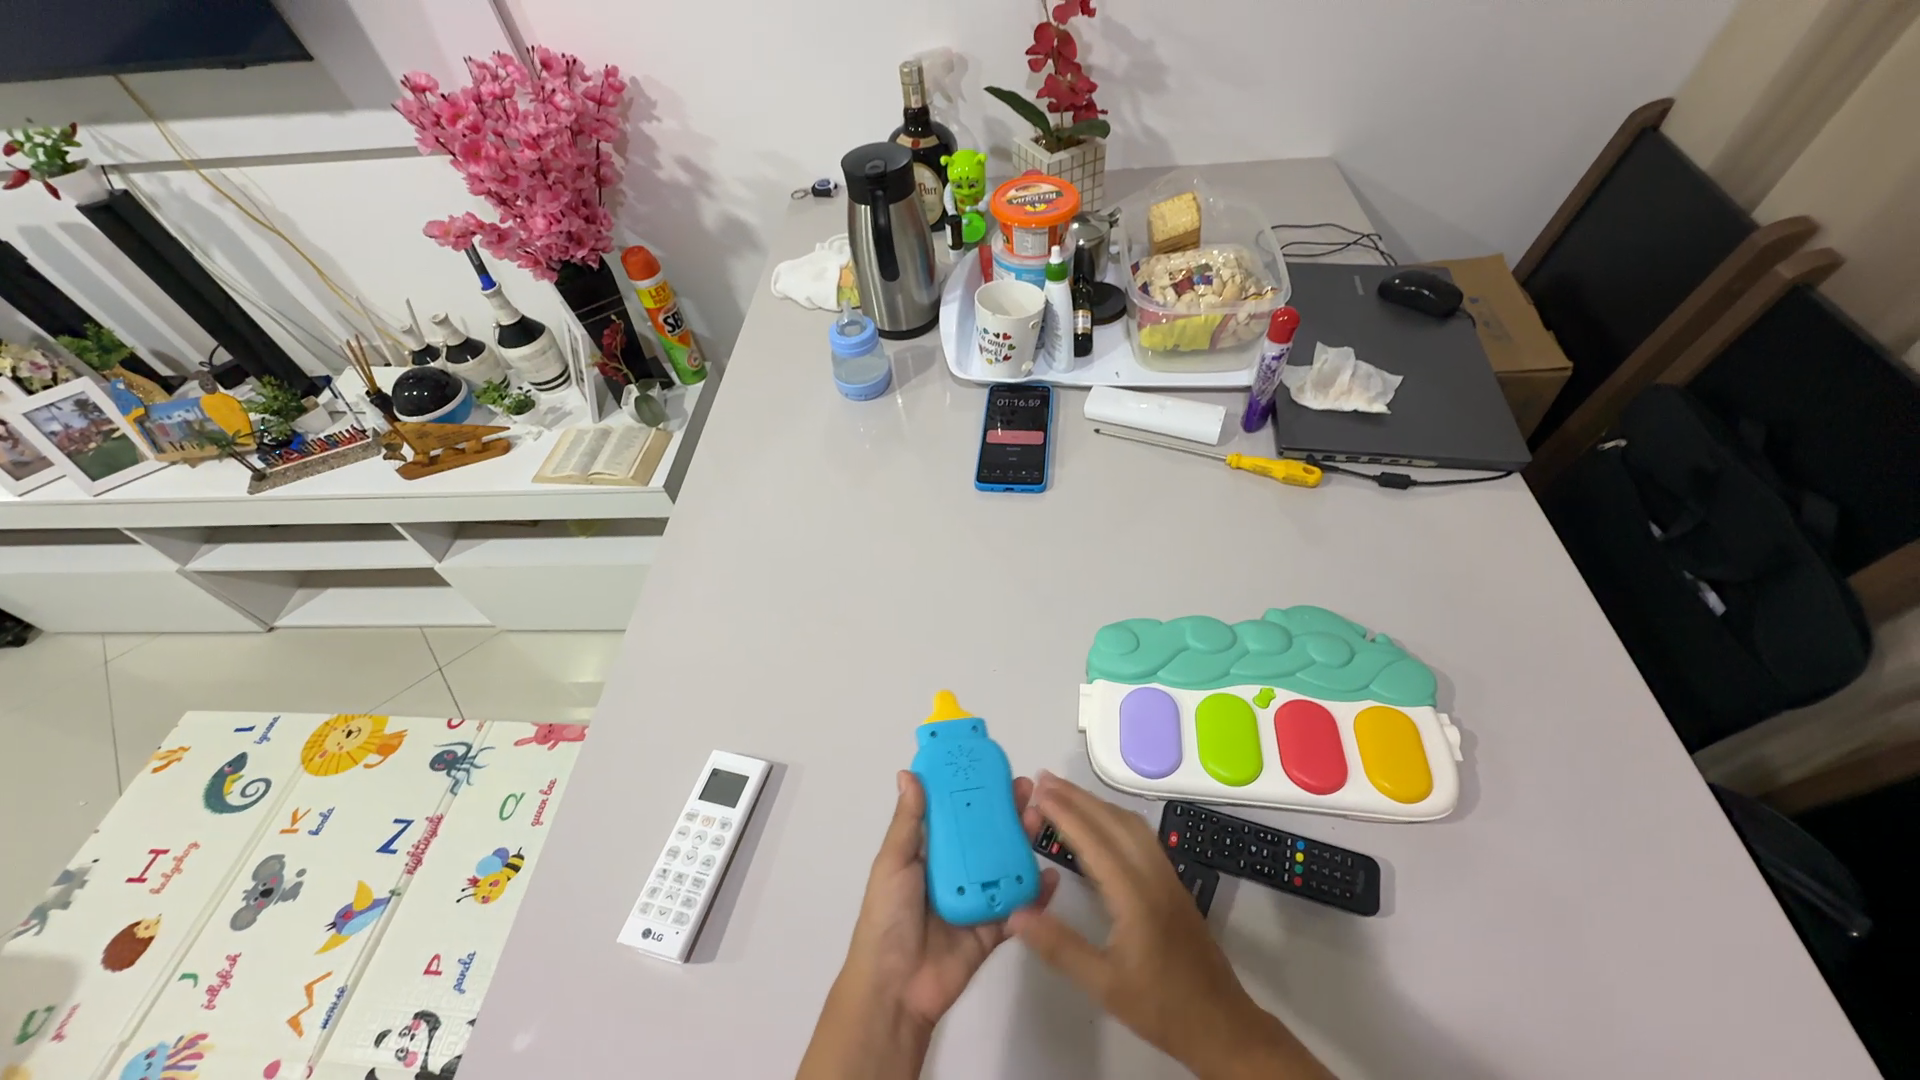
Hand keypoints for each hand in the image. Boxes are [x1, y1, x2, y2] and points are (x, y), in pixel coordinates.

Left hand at [797, 771, 1058, 1079]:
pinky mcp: (993, 929)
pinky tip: (1049, 874)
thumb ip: (909, 821)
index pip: (955, 815)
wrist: (895, 987)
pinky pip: (1018, 907)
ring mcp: (976, 900)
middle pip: (986, 836)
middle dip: (1006, 812)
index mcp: (928, 854)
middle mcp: (954, 872)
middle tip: (1028, 790)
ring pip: (1005, 865)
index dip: (973, 792)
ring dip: (1024, 842)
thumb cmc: (888, 918)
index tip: (993, 768)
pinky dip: (1036, 892)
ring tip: (1040, 820)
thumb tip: (908, 773)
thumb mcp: (893, 863)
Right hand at [1009, 773, 1333, 1079]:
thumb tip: (1015, 914)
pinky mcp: (1174, 886)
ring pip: (1131, 826)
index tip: (1039, 792)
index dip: (1065, 814)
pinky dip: (1114, 819)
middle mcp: (1154, 877)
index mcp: (1135, 897)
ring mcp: (1168, 878)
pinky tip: (1101, 824)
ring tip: (1065, 793)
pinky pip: (1142, 838)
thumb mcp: (1103, 984)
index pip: (1094, 842)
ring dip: (1097, 804)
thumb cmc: (1161, 1007)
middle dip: (1078, 797)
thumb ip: (1059, 946)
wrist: (1222, 1025)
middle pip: (1114, 823)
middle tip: (1043, 780)